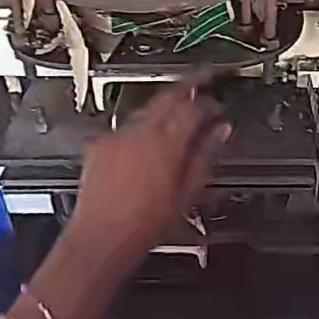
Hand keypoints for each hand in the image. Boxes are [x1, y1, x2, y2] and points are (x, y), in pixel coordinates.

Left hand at [65, 77, 229, 264]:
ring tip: (178, 113)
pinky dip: (141, 128)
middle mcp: (139, 131)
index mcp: (165, 141)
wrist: (101, 237)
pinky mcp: (100, 144)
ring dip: (164, 107)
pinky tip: (148, 141)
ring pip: (146, 109)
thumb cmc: (144, 224)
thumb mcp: (186, 192)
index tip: (218, 106)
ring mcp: (117, 135)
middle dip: (188, 87)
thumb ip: (204, 155)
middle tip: (203, 81)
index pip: (193, 108)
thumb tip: (218, 131)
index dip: (209, 103)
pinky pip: (126, 126)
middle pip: (168, 96)